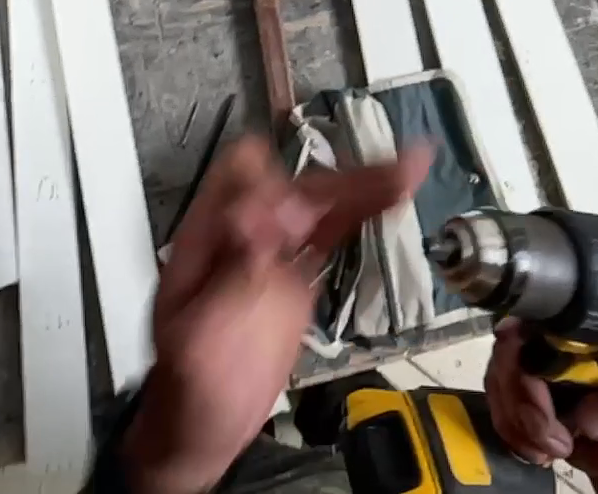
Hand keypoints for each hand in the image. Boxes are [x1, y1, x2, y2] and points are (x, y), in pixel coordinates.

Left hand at [122, 136, 430, 493]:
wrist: (201, 430)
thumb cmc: (188, 388)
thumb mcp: (200, 336)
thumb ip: (233, 275)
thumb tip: (255, 216)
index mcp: (209, 235)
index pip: (242, 175)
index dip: (279, 181)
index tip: (309, 205)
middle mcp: (243, 231)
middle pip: (296, 185)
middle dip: (342, 176)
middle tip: (393, 170)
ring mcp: (273, 250)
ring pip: (321, 202)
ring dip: (363, 183)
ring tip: (410, 167)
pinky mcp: (298, 272)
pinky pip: (333, 231)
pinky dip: (364, 211)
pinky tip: (394, 196)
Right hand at [484, 320, 597, 493]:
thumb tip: (589, 413)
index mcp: (597, 331)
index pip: (548, 310)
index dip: (524, 332)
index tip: (525, 368)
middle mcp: (560, 338)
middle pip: (512, 343)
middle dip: (521, 394)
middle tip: (551, 439)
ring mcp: (537, 364)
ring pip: (498, 372)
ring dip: (516, 419)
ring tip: (551, 451)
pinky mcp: (521, 393)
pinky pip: (495, 401)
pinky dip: (509, 431)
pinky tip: (536, 451)